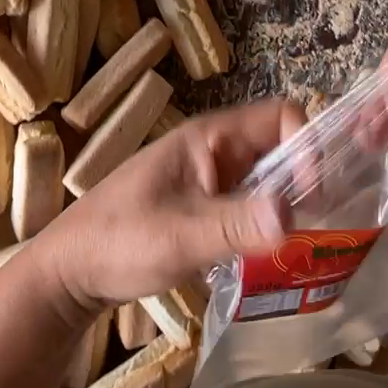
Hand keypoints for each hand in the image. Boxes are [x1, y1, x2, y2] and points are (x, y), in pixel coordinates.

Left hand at [26, 99, 305, 319]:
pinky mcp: (206, 207)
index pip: (279, 116)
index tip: (312, 195)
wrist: (70, 271)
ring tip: (302, 245)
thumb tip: (294, 214)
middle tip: (317, 225)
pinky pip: (250, 205)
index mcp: (209, 136)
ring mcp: (210, 178)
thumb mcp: (180, 235)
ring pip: (267, 179)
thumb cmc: (119, 240)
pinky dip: (266, 225)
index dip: (305, 146)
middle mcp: (215, 150)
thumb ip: (236, 224)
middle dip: (303, 180)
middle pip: (279, 148)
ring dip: (286, 206)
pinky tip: (271, 257)